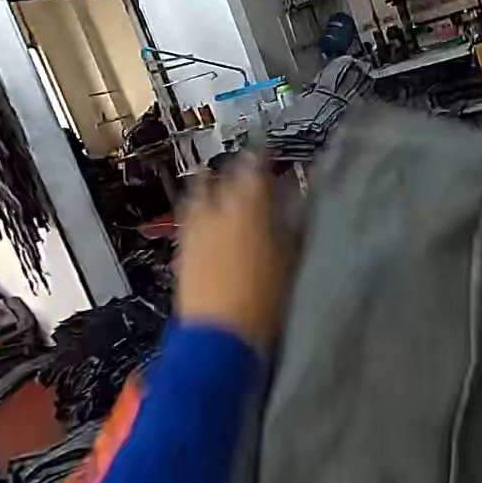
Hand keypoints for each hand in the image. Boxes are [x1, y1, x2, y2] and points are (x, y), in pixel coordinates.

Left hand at [172, 155, 286, 351]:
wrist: (220, 335)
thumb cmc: (265, 294)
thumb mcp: (291, 253)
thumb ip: (293, 217)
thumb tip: (299, 193)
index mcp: (248, 206)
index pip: (254, 167)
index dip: (261, 154)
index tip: (266, 147)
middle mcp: (217, 210)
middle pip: (222, 177)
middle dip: (234, 168)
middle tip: (245, 166)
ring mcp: (195, 230)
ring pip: (198, 195)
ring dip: (210, 185)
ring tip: (218, 183)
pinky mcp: (182, 251)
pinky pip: (189, 218)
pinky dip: (199, 210)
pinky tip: (206, 217)